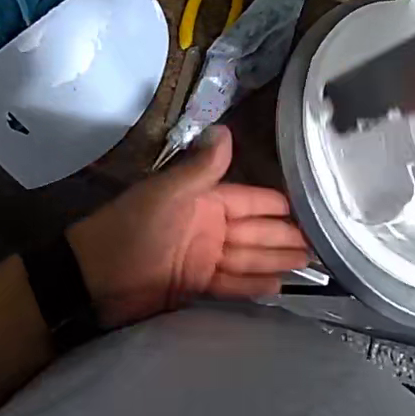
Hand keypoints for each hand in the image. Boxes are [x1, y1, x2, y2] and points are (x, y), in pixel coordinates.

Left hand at [67, 126, 311, 327]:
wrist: (93, 279)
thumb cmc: (131, 230)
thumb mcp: (166, 195)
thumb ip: (201, 169)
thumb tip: (226, 129)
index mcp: (204, 201)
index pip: (251, 200)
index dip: (280, 206)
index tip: (311, 209)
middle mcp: (209, 227)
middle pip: (256, 231)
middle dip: (286, 236)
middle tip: (321, 246)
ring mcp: (204, 258)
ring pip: (249, 257)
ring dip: (277, 260)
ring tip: (309, 265)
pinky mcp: (196, 286)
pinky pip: (233, 284)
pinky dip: (254, 284)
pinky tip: (278, 285)